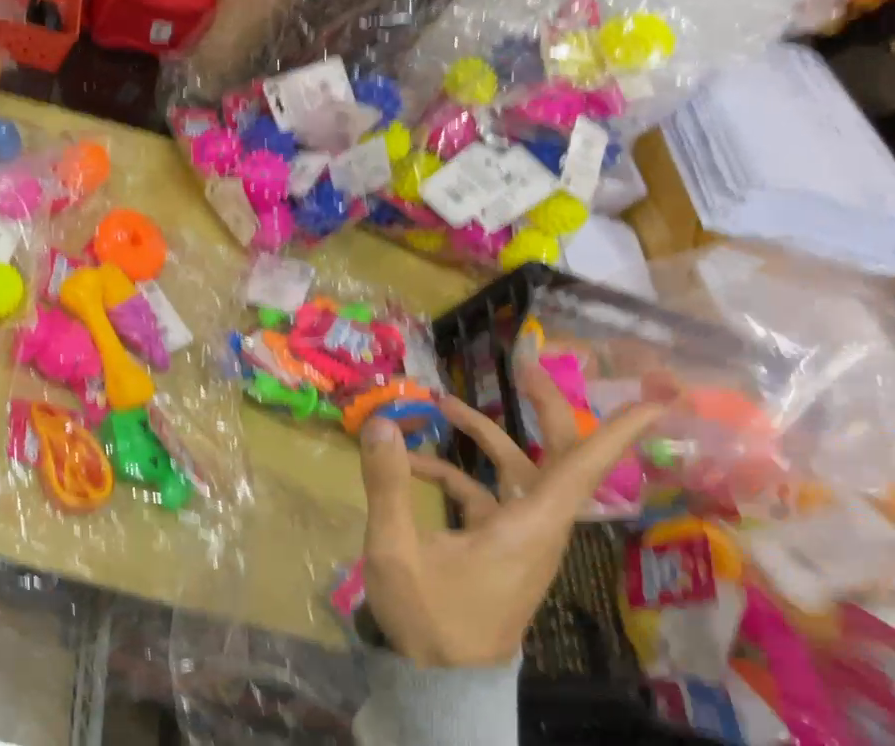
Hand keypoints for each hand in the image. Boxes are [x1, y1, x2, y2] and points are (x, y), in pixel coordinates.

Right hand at [358, 364, 670, 667]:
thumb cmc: (431, 613)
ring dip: (483, 434)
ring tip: (440, 403)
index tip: (658, 395)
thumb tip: (380, 422)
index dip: (620, 429)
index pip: (584, 467)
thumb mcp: (397, 548)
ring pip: (517, 471)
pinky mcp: (499, 545)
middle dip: (543, 408)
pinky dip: (452, 471)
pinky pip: (485, 494)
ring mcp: (519, 535)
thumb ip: (388, 484)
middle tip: (523, 364)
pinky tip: (409, 463)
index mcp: (528, 525)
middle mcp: (537, 524)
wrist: (445, 674)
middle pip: (557, 456)